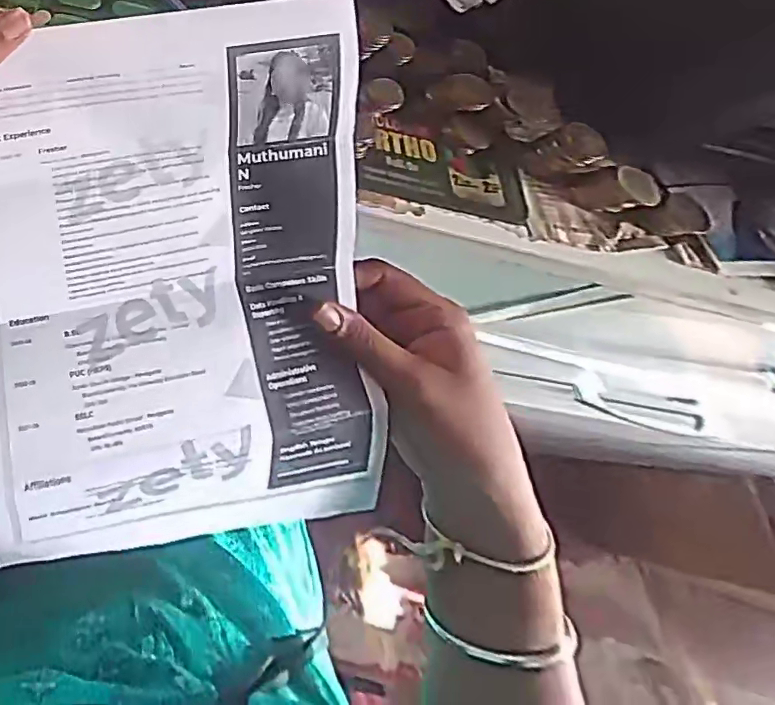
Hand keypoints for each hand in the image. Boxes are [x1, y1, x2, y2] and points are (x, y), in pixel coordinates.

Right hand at [313, 260, 547, 560]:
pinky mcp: (387, 380)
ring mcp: (401, 356)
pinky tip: (315, 364)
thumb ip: (363, 342)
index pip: (382, 278)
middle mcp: (417, 331)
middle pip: (364, 303)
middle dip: (332, 308)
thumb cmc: (468, 437)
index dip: (346, 277)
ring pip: (355, 331)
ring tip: (300, 338)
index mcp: (436, 318)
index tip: (310, 287)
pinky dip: (334, 359)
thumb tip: (323, 309)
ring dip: (331, 336)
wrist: (478, 497)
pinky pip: (353, 357)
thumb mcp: (411, 382)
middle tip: (295, 314)